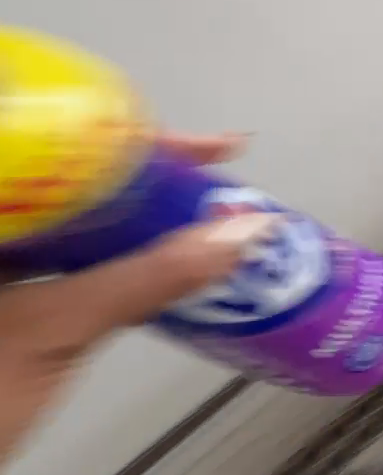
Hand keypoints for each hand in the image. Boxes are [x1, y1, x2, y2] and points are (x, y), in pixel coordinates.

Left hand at [0, 133, 276, 461]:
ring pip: (59, 213)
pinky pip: (51, 250)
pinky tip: (155, 254)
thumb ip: (149, 278)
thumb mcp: (51, 336)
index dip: (126, 138)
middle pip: (57, 176)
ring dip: (133, 213)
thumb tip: (247, 231)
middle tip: (211, 177)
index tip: (202, 149)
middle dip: (142, 173)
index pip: (43, 150)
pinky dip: (107, 248)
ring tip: (199, 215)